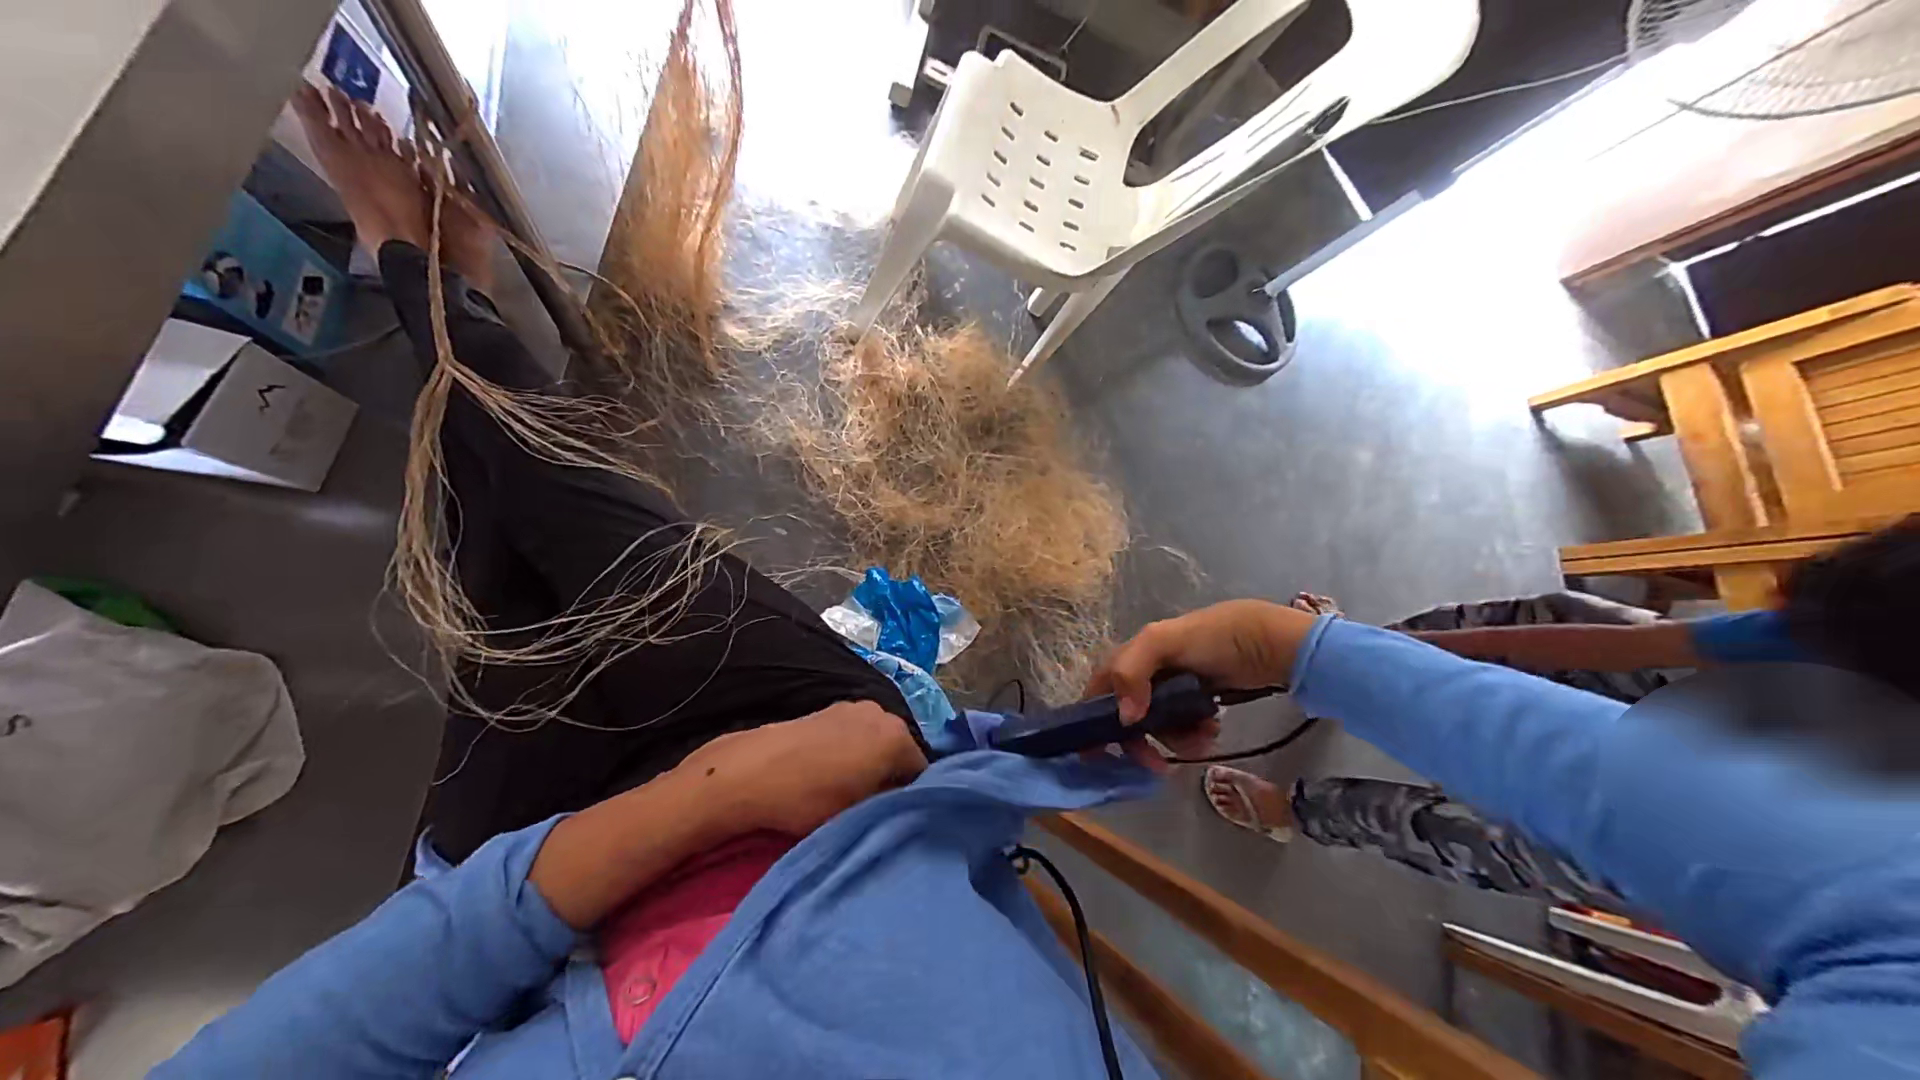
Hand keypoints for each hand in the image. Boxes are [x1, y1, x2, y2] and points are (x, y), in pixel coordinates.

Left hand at [676, 700, 927, 836]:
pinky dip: (852, 750)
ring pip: (877, 741)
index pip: (923, 771)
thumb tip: (902, 798)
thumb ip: (892, 801)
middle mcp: (882, 713)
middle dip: (892, 775)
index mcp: (898, 737)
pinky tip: (832, 772)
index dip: (912, 796)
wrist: (753, 771)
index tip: (896, 815)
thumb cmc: (812, 797)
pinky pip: (855, 733)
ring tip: (850, 790)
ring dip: (871, 762)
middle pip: (900, 751)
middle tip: (874, 804)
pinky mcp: (828, 709)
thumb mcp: (861, 811)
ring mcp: (853, 707)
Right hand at [1085, 600, 1317, 767]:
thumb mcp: (1163, 641)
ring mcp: (1173, 688)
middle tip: (1156, 763)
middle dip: (1140, 741)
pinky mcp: (1197, 700)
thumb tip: (1123, 718)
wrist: (1272, 642)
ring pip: (1158, 725)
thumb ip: (1131, 672)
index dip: (1094, 720)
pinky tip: (1213, 729)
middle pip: (1128, 716)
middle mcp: (1147, 672)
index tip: (1098, 754)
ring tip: (1204, 738)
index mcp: (1131, 655)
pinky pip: (1184, 726)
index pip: (1099, 690)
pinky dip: (1194, 734)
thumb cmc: (1213, 636)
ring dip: (1175, 739)